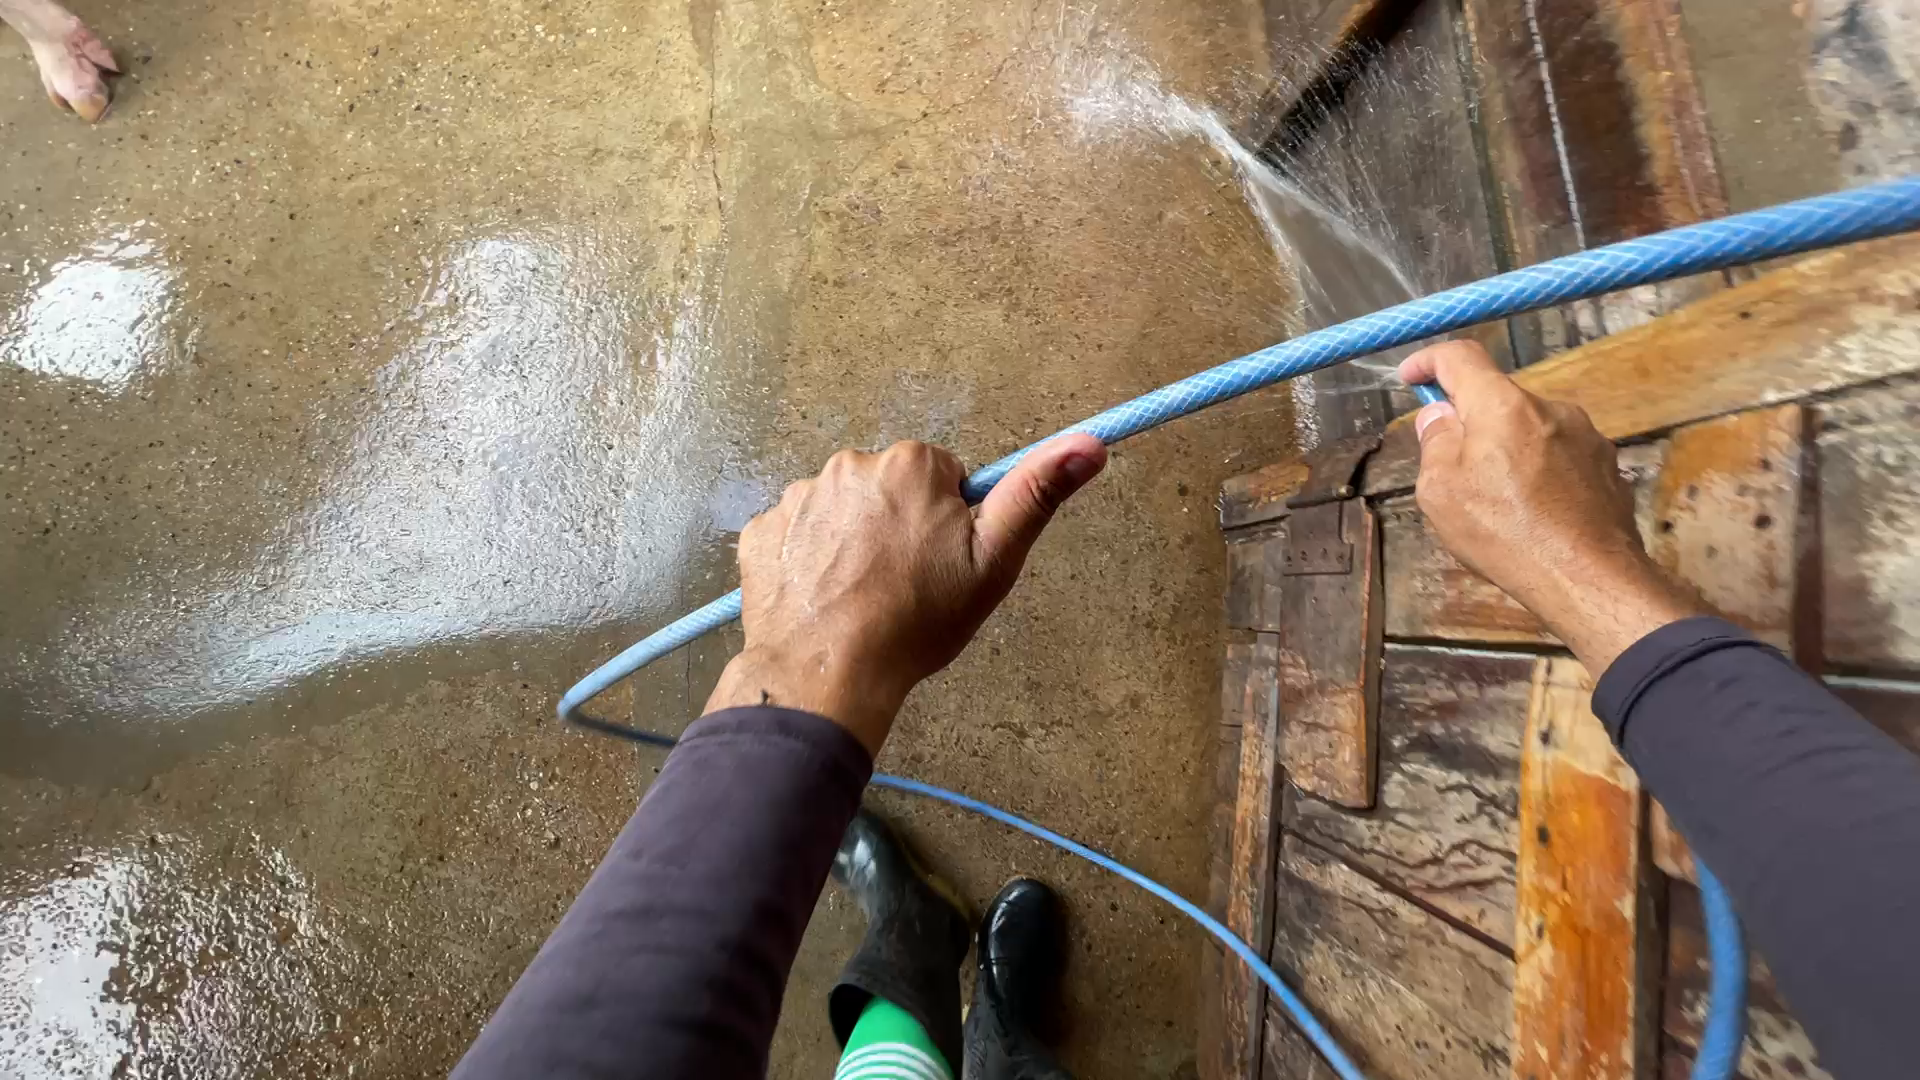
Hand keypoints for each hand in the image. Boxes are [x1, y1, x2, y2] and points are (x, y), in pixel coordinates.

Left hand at [704, 436, 1107, 753]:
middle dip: (898, 522)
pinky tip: (822, 595)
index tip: (939, 560)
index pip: (940, 475)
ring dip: (852, 537)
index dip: (946, 519)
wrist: (829, 674)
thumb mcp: (994, 561)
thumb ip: (1036, 494)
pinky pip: (798, 532)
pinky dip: (810, 555)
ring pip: (842, 509)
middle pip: (888, 487)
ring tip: (861, 594)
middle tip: (902, 581)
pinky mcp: (761, 530)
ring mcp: (797, 496)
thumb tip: (1090, 442)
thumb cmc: (918, 619)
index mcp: (910, 464)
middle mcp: (849, 463)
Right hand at [1399, 342, 1700, 673]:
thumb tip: (1440, 415)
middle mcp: (1549, 408)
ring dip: (1500, 446)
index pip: (1461, 358)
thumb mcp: (1440, 490)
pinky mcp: (1604, 463)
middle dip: (1466, 419)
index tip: (1410, 375)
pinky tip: (1525, 507)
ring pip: (1525, 426)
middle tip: (1444, 464)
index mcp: (1503, 407)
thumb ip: (1436, 442)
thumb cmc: (1501, 531)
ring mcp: (1585, 434)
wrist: (1585, 576)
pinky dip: (1530, 466)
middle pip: (1495, 397)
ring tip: (1488, 497)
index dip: (1429, 361)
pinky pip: (1553, 451)